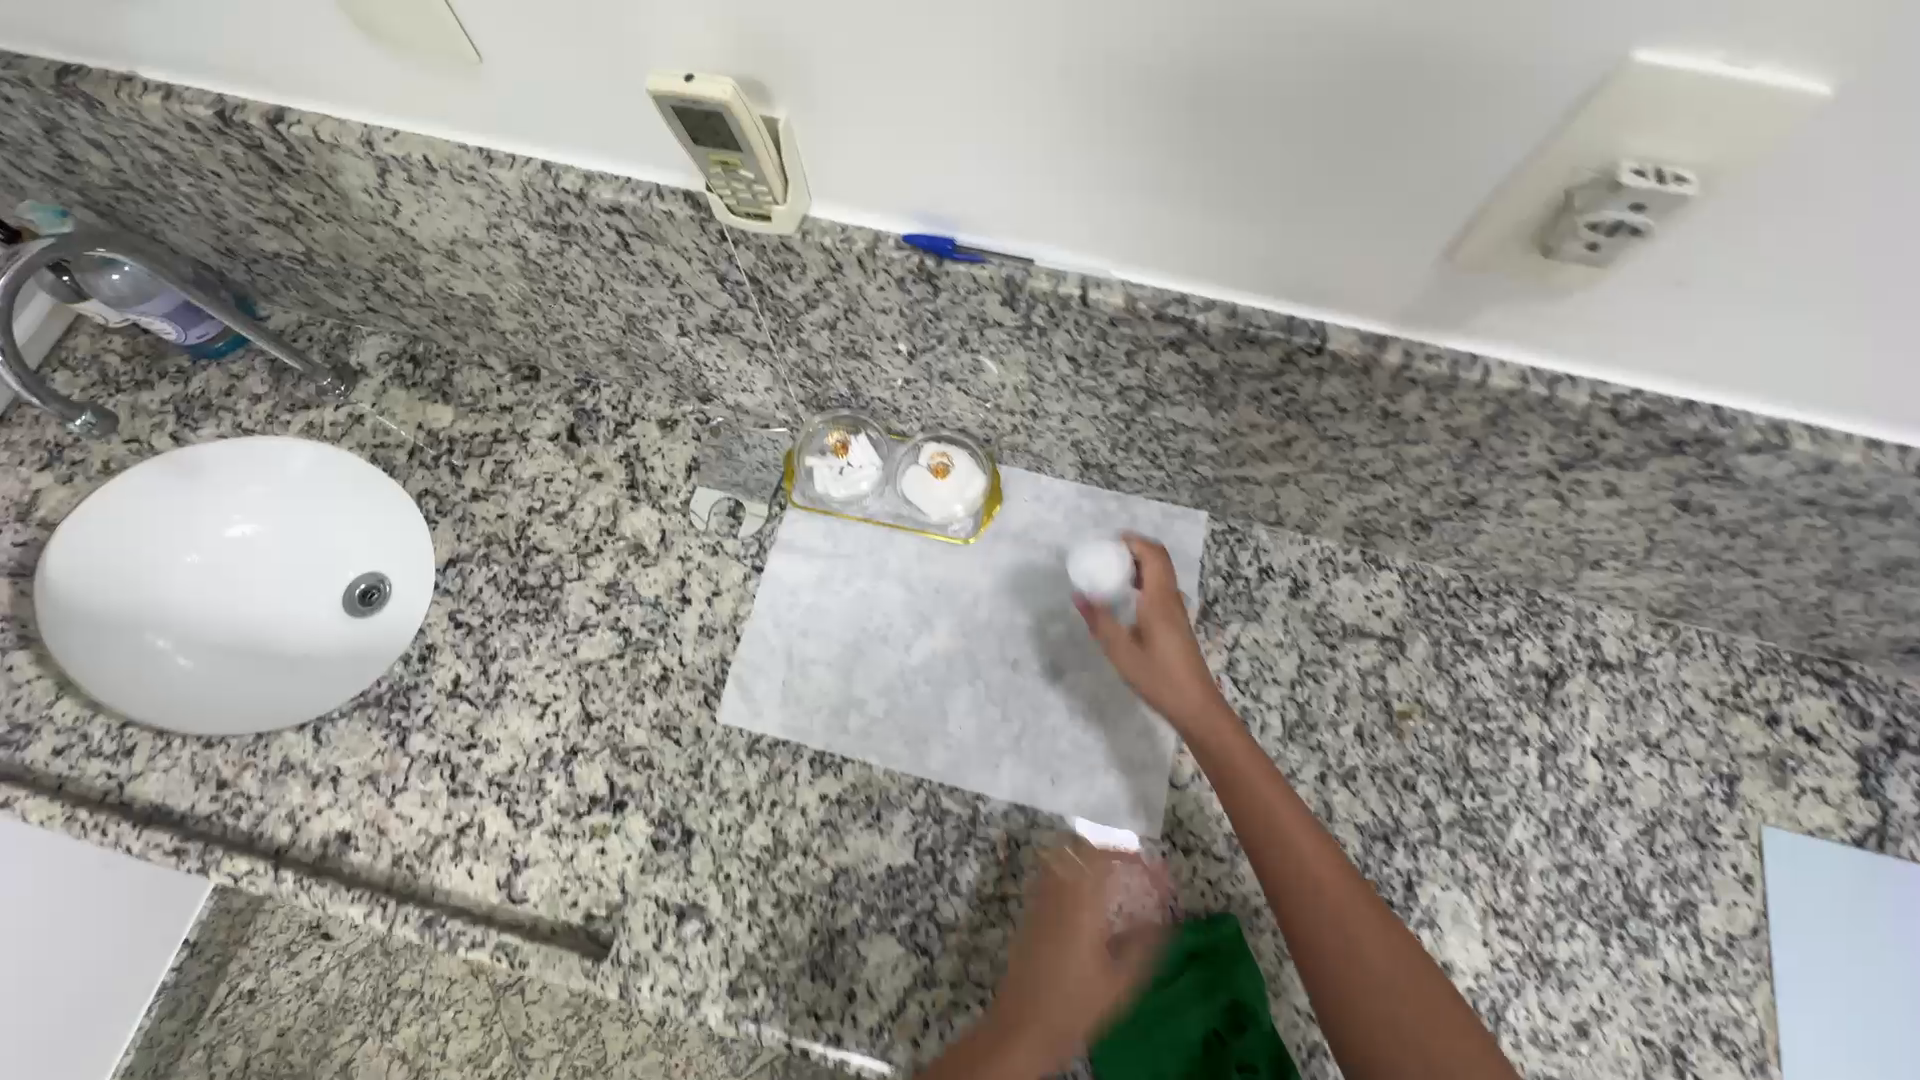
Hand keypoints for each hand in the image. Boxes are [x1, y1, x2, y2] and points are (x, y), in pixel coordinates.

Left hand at [983, 840, 1168, 1072]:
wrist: (1021, 1028)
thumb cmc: (1075, 1007)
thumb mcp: (1121, 982)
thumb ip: (1144, 944)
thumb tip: (1162, 918)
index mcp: (1080, 901)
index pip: (1103, 856)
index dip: (1130, 855)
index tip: (1154, 869)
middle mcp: (1056, 891)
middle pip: (1078, 848)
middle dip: (1108, 848)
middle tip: (1134, 864)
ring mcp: (1038, 900)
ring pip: (1061, 857)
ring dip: (1087, 856)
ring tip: (1114, 873)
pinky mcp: (1030, 913)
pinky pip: (1050, 874)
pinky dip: (1071, 870)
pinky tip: (1087, 894)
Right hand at [1074, 533, 1229, 734]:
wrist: (1196, 705)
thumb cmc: (1158, 678)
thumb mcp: (1120, 651)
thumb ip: (1099, 620)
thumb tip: (1079, 594)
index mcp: (1159, 599)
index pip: (1152, 554)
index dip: (1132, 542)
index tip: (1108, 542)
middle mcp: (1172, 599)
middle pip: (1158, 560)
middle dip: (1133, 550)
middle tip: (1106, 555)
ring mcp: (1177, 611)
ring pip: (1161, 575)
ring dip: (1139, 566)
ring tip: (1111, 574)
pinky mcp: (1177, 623)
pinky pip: (1161, 590)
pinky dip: (1143, 583)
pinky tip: (1126, 600)